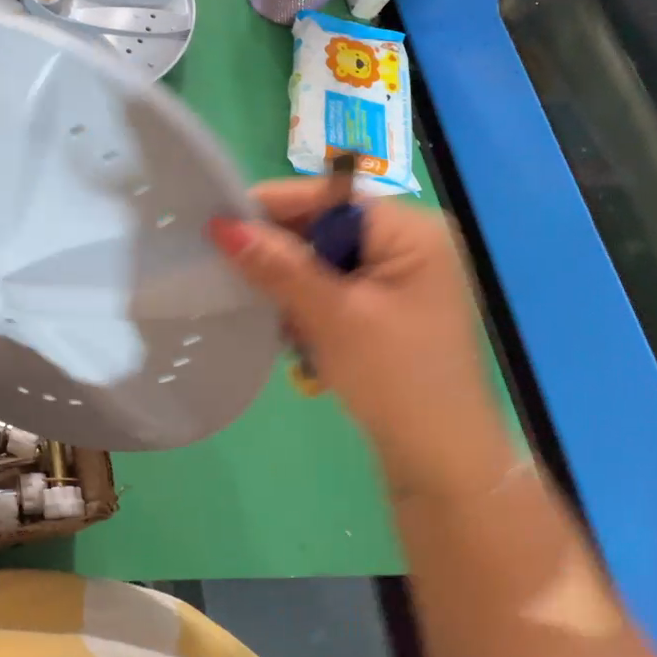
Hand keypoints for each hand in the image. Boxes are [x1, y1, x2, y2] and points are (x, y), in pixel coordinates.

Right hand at [210, 179, 507, 489]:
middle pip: (322, 226)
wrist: (440, 459)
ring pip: (320, 258)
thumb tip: (221, 224)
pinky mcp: (386, 306)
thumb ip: (277, 266)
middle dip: (277, 251)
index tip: (215, 227)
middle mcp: (409, 243)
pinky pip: (331, 285)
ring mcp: (399, 276)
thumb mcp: (331, 316)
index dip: (271, 208)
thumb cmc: (395, 378)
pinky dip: (304, 302)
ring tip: (255, 305)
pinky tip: (285, 327)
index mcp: (411, 231)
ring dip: (287, 281)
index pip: (327, 197)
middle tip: (226, 270)